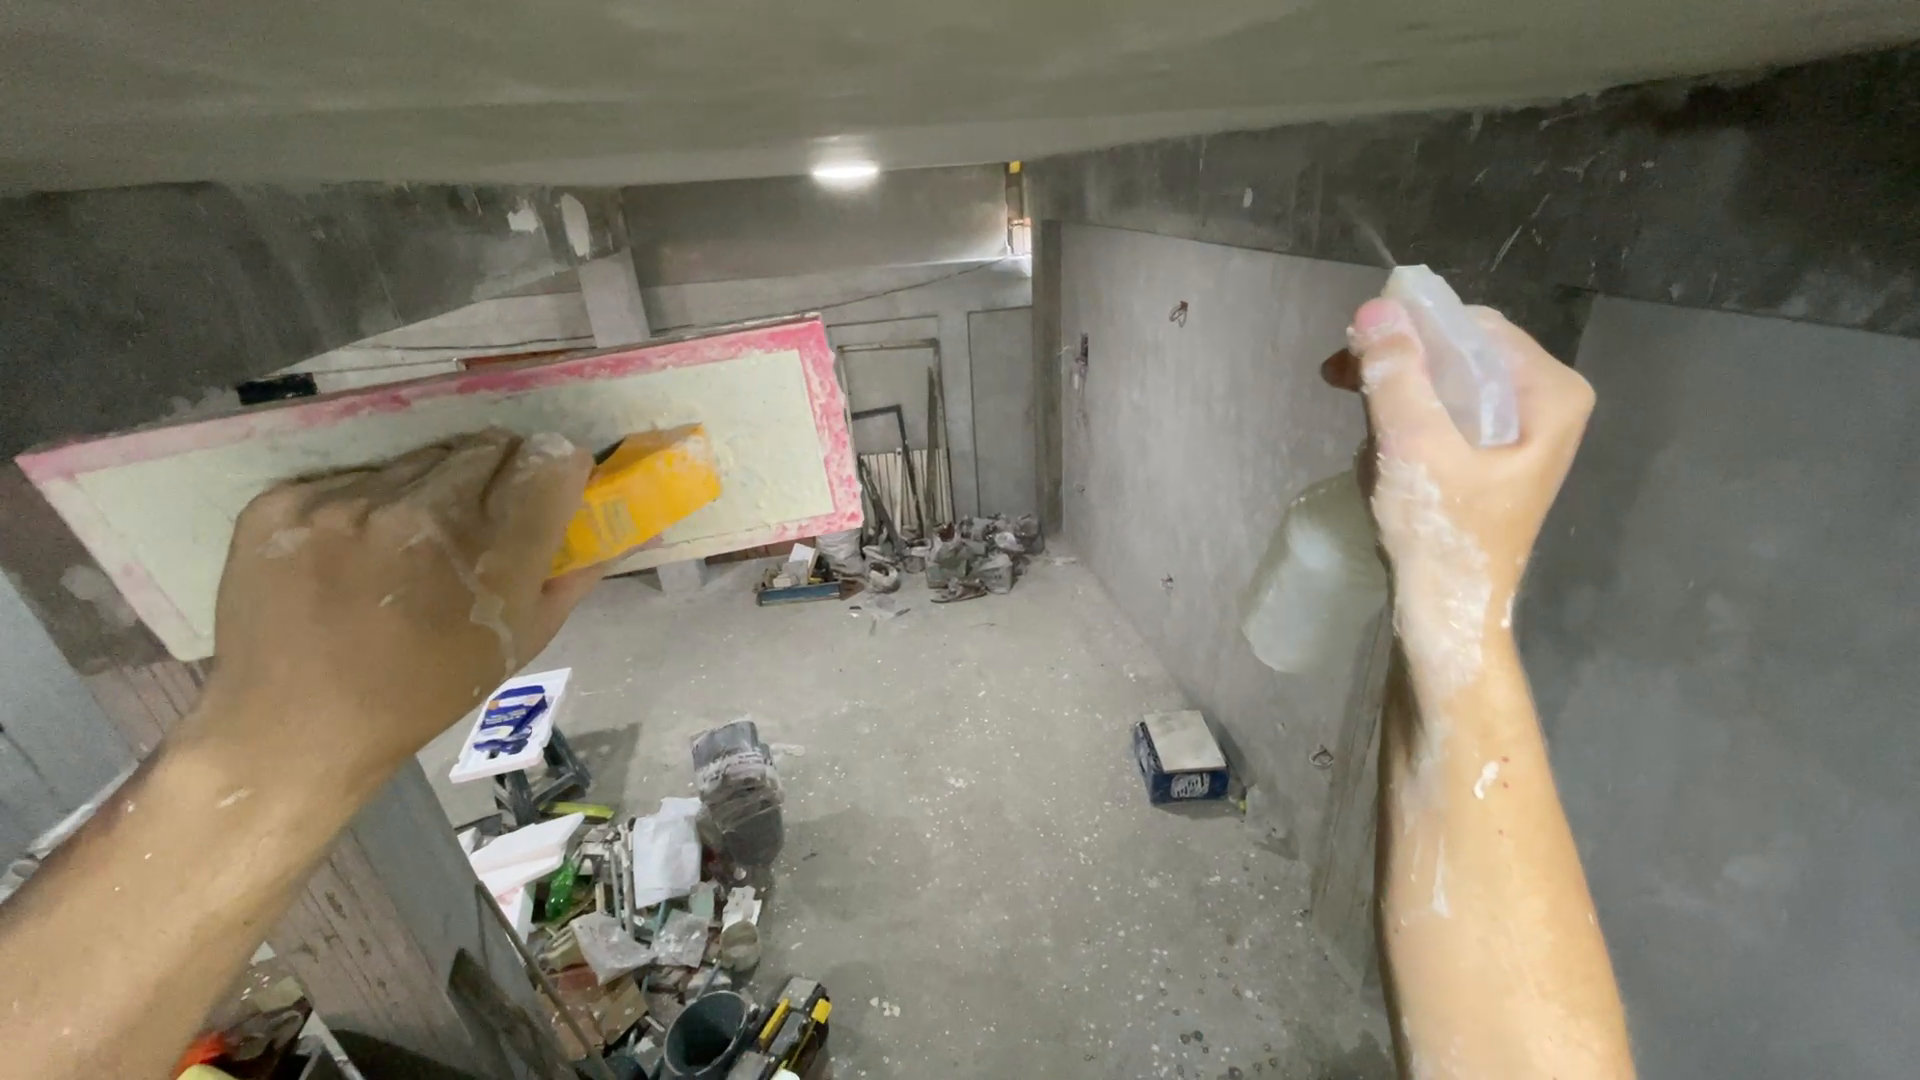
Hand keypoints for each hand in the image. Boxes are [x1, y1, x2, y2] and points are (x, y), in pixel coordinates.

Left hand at [192, 429, 600, 776]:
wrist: (298, 725)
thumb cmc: (431, 689)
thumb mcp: (524, 640)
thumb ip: (572, 576)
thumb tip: (611, 532)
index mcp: (494, 554)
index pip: (549, 462)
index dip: (559, 466)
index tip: (555, 479)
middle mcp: (423, 514)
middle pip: (490, 446)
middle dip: (504, 469)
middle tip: (492, 506)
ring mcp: (346, 504)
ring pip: (424, 458)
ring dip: (439, 484)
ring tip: (419, 532)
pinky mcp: (284, 503)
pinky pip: (356, 476)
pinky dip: (372, 500)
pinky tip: (361, 545)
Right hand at [1328, 299, 1592, 691]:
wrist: (1446, 609)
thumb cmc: (1440, 532)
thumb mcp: (1413, 447)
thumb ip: (1397, 375)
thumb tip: (1375, 307)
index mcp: (1549, 393)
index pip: (1475, 326)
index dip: (1409, 328)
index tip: (1350, 351)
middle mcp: (1543, 403)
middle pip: (1461, 351)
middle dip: (1397, 358)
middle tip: (1338, 378)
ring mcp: (1518, 433)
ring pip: (1448, 380)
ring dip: (1394, 386)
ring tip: (1353, 409)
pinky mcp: (1489, 457)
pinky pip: (1444, 411)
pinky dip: (1404, 414)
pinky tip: (1377, 438)